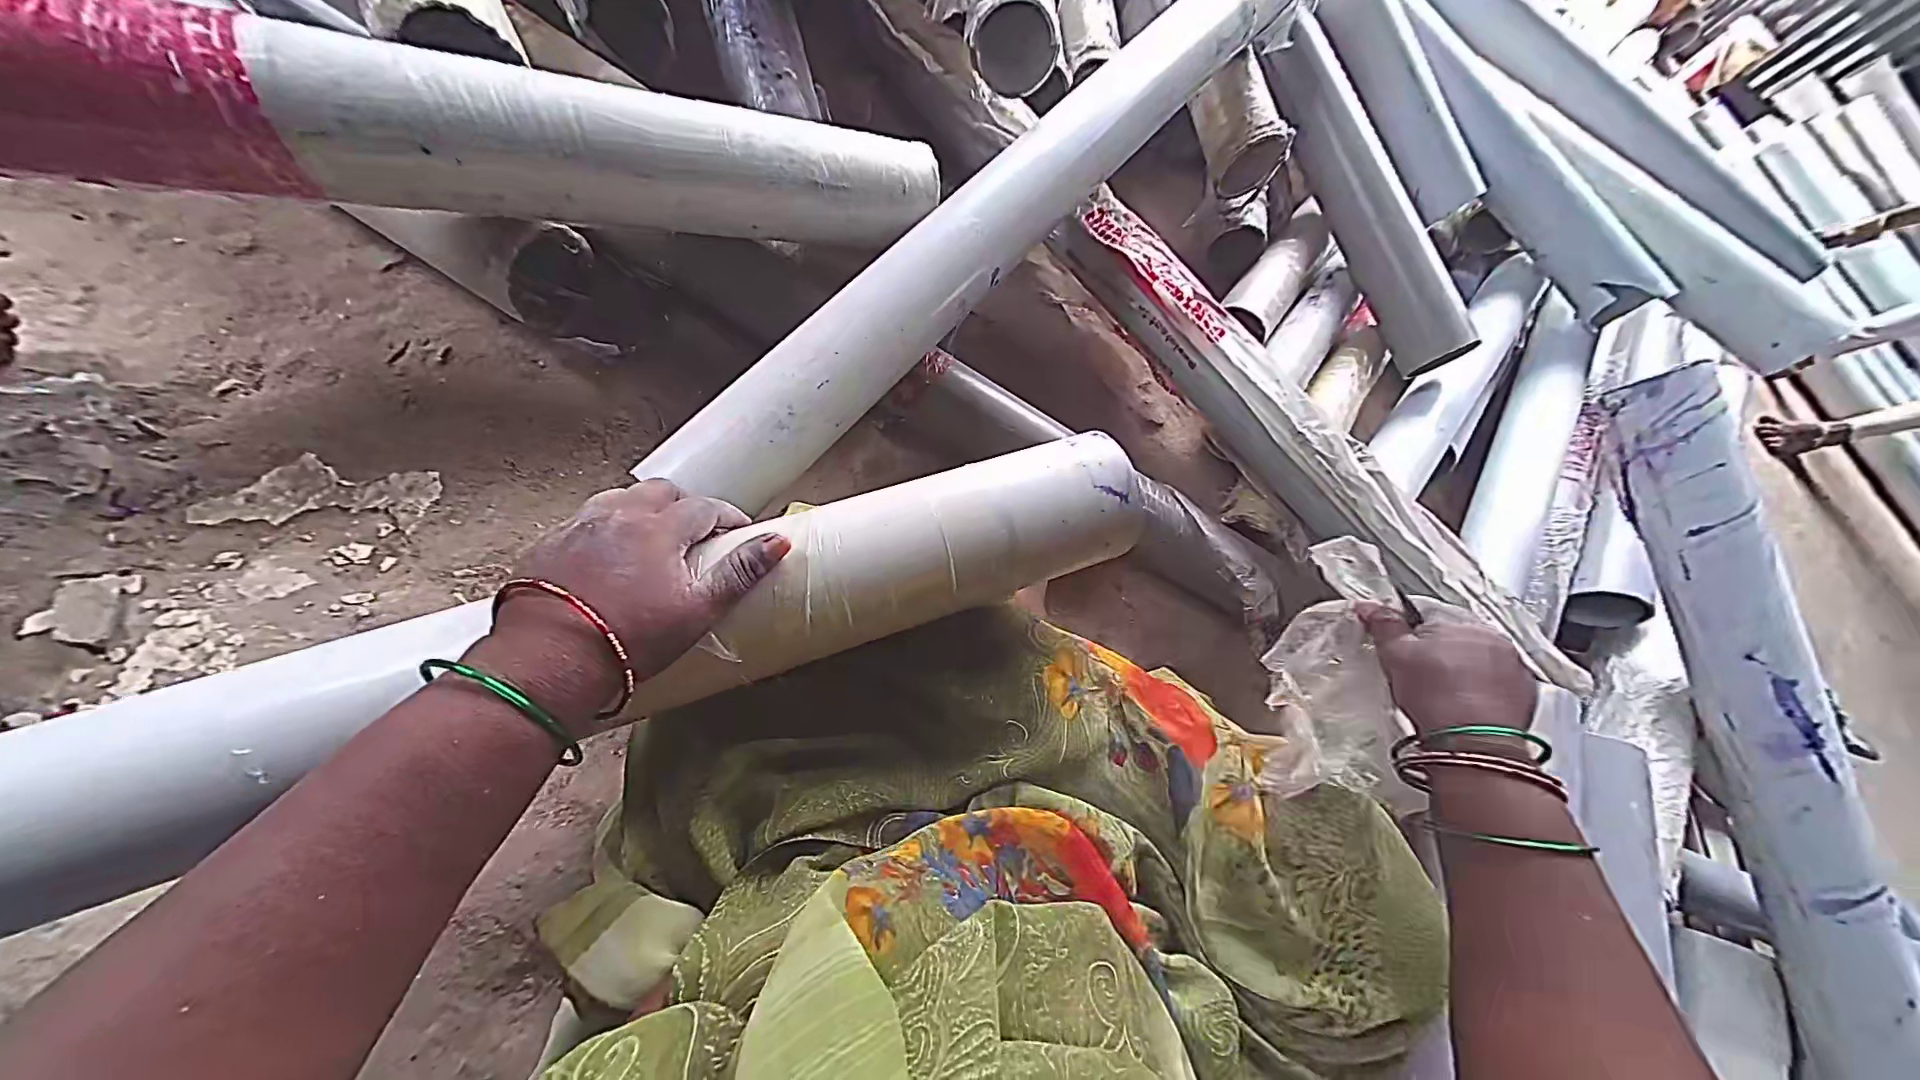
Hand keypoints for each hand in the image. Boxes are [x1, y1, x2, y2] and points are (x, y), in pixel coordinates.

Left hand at [476, 479, 788, 730]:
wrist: (548, 661)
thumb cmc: (629, 638)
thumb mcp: (698, 610)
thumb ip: (740, 572)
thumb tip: (777, 542)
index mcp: (659, 527)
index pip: (705, 507)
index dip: (728, 517)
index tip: (739, 531)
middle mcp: (618, 515)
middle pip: (661, 492)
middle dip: (684, 506)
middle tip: (697, 534)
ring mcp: (579, 527)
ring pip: (620, 500)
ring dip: (642, 511)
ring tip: (652, 539)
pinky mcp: (549, 545)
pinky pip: (586, 521)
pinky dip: (606, 529)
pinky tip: (609, 556)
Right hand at [1355, 603, 1536, 736]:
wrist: (1471, 742)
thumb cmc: (1436, 696)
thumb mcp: (1394, 655)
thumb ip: (1383, 625)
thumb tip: (1371, 607)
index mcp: (1461, 622)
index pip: (1427, 616)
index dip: (1407, 636)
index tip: (1400, 652)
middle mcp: (1494, 638)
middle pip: (1454, 638)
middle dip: (1436, 652)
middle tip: (1417, 675)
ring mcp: (1514, 665)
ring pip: (1477, 659)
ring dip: (1461, 669)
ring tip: (1439, 692)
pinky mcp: (1525, 692)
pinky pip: (1497, 682)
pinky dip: (1481, 689)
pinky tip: (1461, 703)